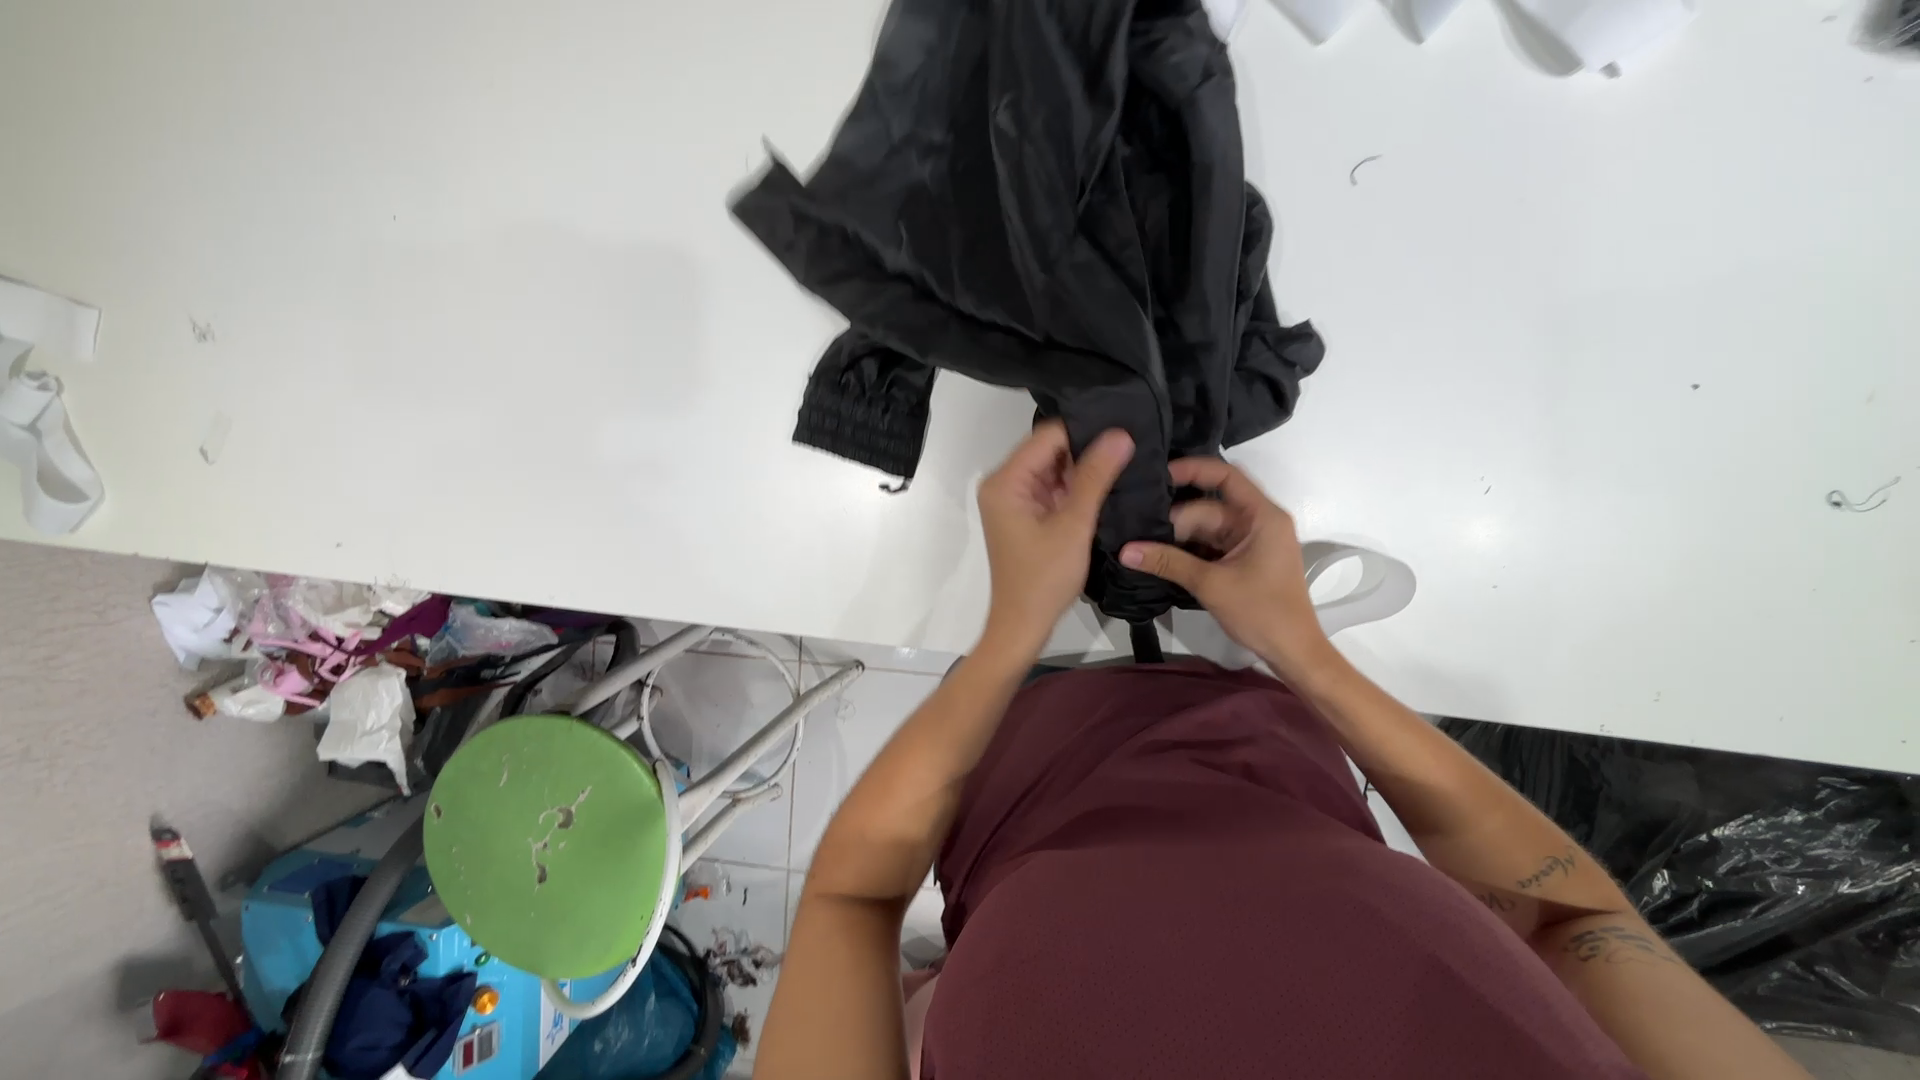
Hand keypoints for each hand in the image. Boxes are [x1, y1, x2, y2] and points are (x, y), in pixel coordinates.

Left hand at [977, 421, 1132, 653]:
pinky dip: (1075, 488)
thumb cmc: (1044, 578)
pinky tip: (1107, 484)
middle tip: (1130, 442)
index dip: (1084, 430)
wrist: (1023, 624)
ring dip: (1083, 469)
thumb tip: (1121, 435)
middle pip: (1049, 450)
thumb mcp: (1073, 524)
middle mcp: (1003, 484)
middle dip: (1086, 448)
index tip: (1123, 427)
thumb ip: (1096, 477)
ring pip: (1054, 470)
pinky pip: (1052, 489)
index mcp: (1005, 481)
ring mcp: (1013, 500)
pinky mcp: (1025, 515)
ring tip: (1125, 459)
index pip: (1048, 436)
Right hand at [1119, 457, 1332, 683]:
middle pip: (1208, 508)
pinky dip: (1188, 551)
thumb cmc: (1262, 612)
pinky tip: (1159, 557)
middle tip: (1138, 531)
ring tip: (1142, 541)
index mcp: (1262, 516)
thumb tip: (1126, 550)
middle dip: (1175, 519)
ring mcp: (1250, 542)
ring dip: (1178, 537)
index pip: (1225, 477)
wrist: (1293, 651)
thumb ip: (1167, 562)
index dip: (1192, 470)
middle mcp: (1258, 522)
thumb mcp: (1211, 584)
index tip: (1159, 476)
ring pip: (1206, 528)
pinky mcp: (1243, 560)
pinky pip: (1210, 546)